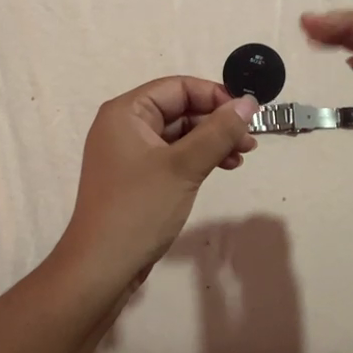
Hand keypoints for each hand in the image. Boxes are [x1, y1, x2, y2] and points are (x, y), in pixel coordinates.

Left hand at [56, 77, 257, 283]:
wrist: (102, 265)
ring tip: (242, 157)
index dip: (215, 96)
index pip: (177, 87)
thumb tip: (248, 103)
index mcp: (125, 112)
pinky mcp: (136, 179)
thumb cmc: (140, 208)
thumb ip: (218, 132)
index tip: (248, 114)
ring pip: (178, 135)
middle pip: (178, 109)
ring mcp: (128, 154)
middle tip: (251, 141)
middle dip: (216, 122)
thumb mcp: (184, 166)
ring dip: (211, 142)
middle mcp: (123, 126)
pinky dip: (197, 159)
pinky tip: (221, 168)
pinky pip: (171, 157)